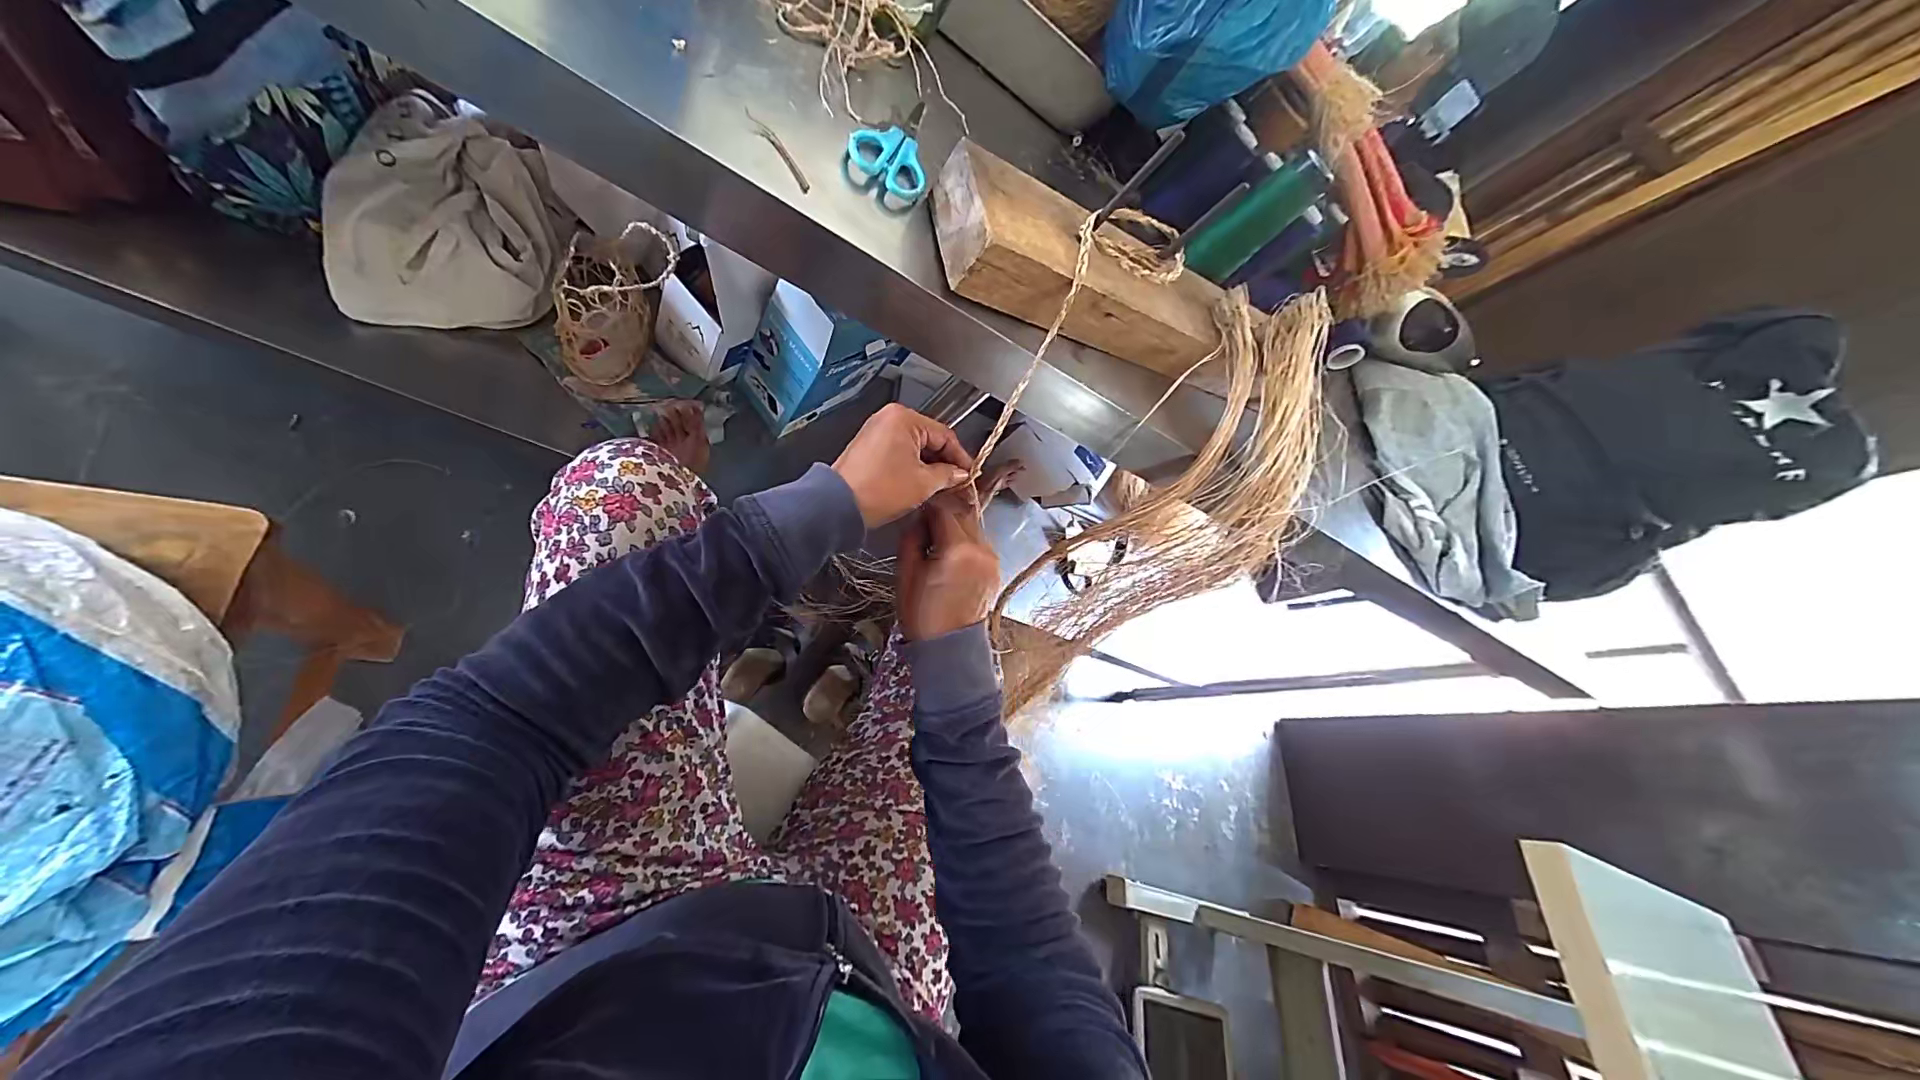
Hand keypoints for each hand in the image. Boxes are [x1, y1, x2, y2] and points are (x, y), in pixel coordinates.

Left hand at [832, 403, 973, 526]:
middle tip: (956, 483)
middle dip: (944, 463)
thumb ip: (948, 474)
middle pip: (929, 439)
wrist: (839, 505)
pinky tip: (919, 484)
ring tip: (939, 487)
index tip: (969, 473)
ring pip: (914, 447)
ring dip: (928, 466)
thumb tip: (958, 473)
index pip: (945, 435)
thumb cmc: (875, 490)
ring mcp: (876, 432)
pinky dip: (911, 467)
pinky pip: (898, 452)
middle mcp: (887, 419)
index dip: (960, 457)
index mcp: (903, 418)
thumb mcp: (924, 483)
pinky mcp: (868, 447)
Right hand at [896, 486, 1001, 640]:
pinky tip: (952, 555)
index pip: (943, 510)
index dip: (927, 508)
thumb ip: (912, 538)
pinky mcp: (995, 570)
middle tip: (925, 523)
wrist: (949, 647)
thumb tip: (919, 519)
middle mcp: (980, 549)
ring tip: (937, 540)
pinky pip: (980, 544)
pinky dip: (966, 542)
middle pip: (963, 513)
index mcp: (957, 549)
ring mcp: (992, 560)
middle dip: (944, 513)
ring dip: (956, 526)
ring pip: (974, 527)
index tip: (917, 512)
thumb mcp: (906, 573)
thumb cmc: (922, 615)